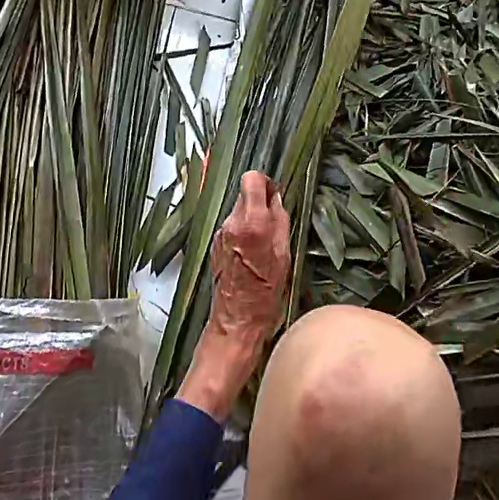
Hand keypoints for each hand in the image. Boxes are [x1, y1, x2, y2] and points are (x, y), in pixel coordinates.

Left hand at [177, 171, 290, 419]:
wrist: (237, 320)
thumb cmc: (266, 292)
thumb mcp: (284, 253)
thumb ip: (279, 220)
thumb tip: (276, 198)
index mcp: (251, 222)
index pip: (252, 179)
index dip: (265, 183)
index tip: (275, 196)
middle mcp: (231, 223)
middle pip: (244, 193)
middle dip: (259, 202)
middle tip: (274, 223)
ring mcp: (220, 233)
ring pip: (238, 210)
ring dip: (251, 218)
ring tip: (264, 243)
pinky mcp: (214, 244)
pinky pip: (232, 226)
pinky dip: (243, 231)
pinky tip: (252, 252)